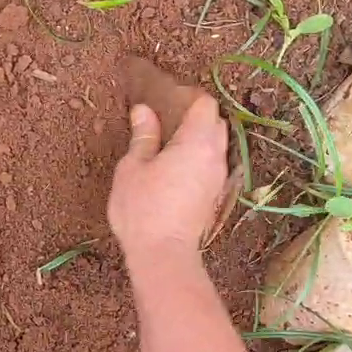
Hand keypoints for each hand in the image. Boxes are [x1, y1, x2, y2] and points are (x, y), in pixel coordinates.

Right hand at [108, 95, 229, 263]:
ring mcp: (218, 178)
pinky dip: (197, 158)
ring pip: (215, 145)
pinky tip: (173, 167)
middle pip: (215, 122)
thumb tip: (143, 111)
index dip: (186, 97)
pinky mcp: (214, 196)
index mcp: (197, 142)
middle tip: (164, 119)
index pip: (204, 104)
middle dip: (194, 115)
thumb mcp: (133, 168)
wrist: (164, 254)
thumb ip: (143, 136)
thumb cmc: (143, 209)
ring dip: (196, 138)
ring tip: (167, 143)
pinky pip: (210, 165)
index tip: (164, 99)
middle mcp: (215, 156)